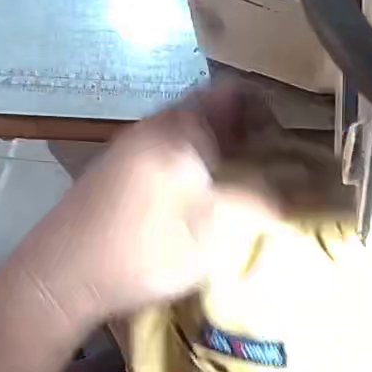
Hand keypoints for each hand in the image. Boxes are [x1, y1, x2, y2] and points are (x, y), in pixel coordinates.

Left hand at [9, 86, 278, 325]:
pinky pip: (173, 162)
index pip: (237, 93)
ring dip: (225, 162)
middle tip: (277, 178)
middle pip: (217, 117)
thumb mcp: (221, 225)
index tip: (291, 149)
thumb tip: (307, 190)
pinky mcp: (119, 178)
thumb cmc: (148, 245)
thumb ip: (268, 199)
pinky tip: (203, 213)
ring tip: (246, 199)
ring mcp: (132, 151)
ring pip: (194, 142)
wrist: (64, 277)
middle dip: (252, 143)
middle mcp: (155, 127)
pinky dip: (198, 177)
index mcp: (182, 126)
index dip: (271, 115)